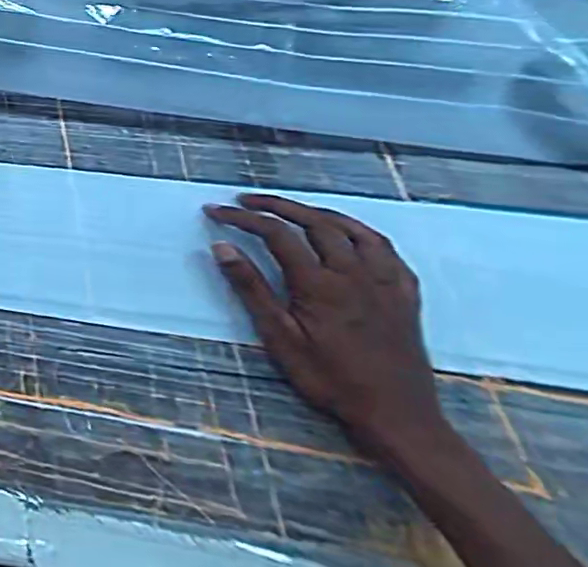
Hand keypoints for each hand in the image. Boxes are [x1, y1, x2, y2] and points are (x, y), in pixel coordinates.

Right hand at [204, 194, 443, 456]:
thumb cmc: (328, 378)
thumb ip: (251, 288)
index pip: (276, 234)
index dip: (242, 218)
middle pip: (318, 224)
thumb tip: (221, 247)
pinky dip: (364, 235)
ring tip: (295, 210)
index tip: (214, 212)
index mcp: (321, 285)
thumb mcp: (278, 336)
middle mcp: (357, 277)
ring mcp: (387, 287)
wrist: (397, 417)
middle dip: (279, 206)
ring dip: (321, 214)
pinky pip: (389, 254)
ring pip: (358, 233)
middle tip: (246, 201)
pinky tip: (350, 237)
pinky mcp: (405, 299)